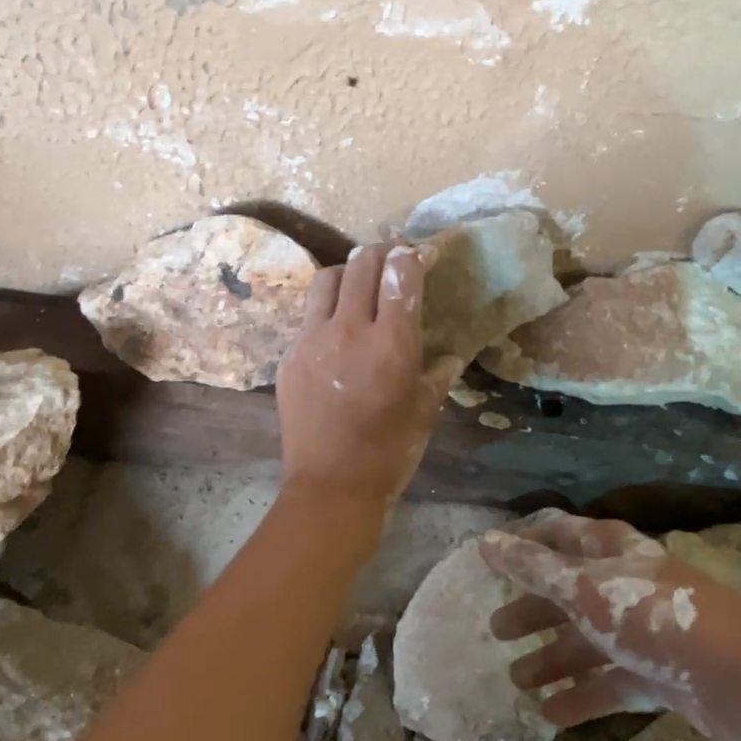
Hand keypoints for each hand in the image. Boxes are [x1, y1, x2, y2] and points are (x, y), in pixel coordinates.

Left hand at [276, 245, 465, 508]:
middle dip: (380, 254)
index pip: (400, 274)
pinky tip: (335, 330)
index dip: (410, 255)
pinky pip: (308, 315)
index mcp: (392, 342)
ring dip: (347, 273)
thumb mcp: (425, 411)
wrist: (330, 486)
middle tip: (390, 260)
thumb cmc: (389, 452)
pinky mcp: (290, 355)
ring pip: (327, 279)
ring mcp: (313, 339)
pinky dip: (326, 309)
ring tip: (357, 286)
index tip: (417, 253)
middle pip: (361, 264)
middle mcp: (350, 329)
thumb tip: (450, 355)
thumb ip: (438, 374)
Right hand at [479, 513, 740, 740]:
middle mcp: (625, 583)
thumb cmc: (650, 614)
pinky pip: (610, 683)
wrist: (735, 674)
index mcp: (610, 549)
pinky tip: (550, 713)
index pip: (562, 534)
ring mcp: (643, 631)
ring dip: (553, 658)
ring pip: (588, 641)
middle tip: (497, 629)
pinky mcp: (658, 675)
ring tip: (516, 679)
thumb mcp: (583, 586)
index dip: (529, 542)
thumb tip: (485, 539)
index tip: (495, 556)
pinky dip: (581, 696)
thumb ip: (532, 567)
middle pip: (570, 592)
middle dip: (534, 610)